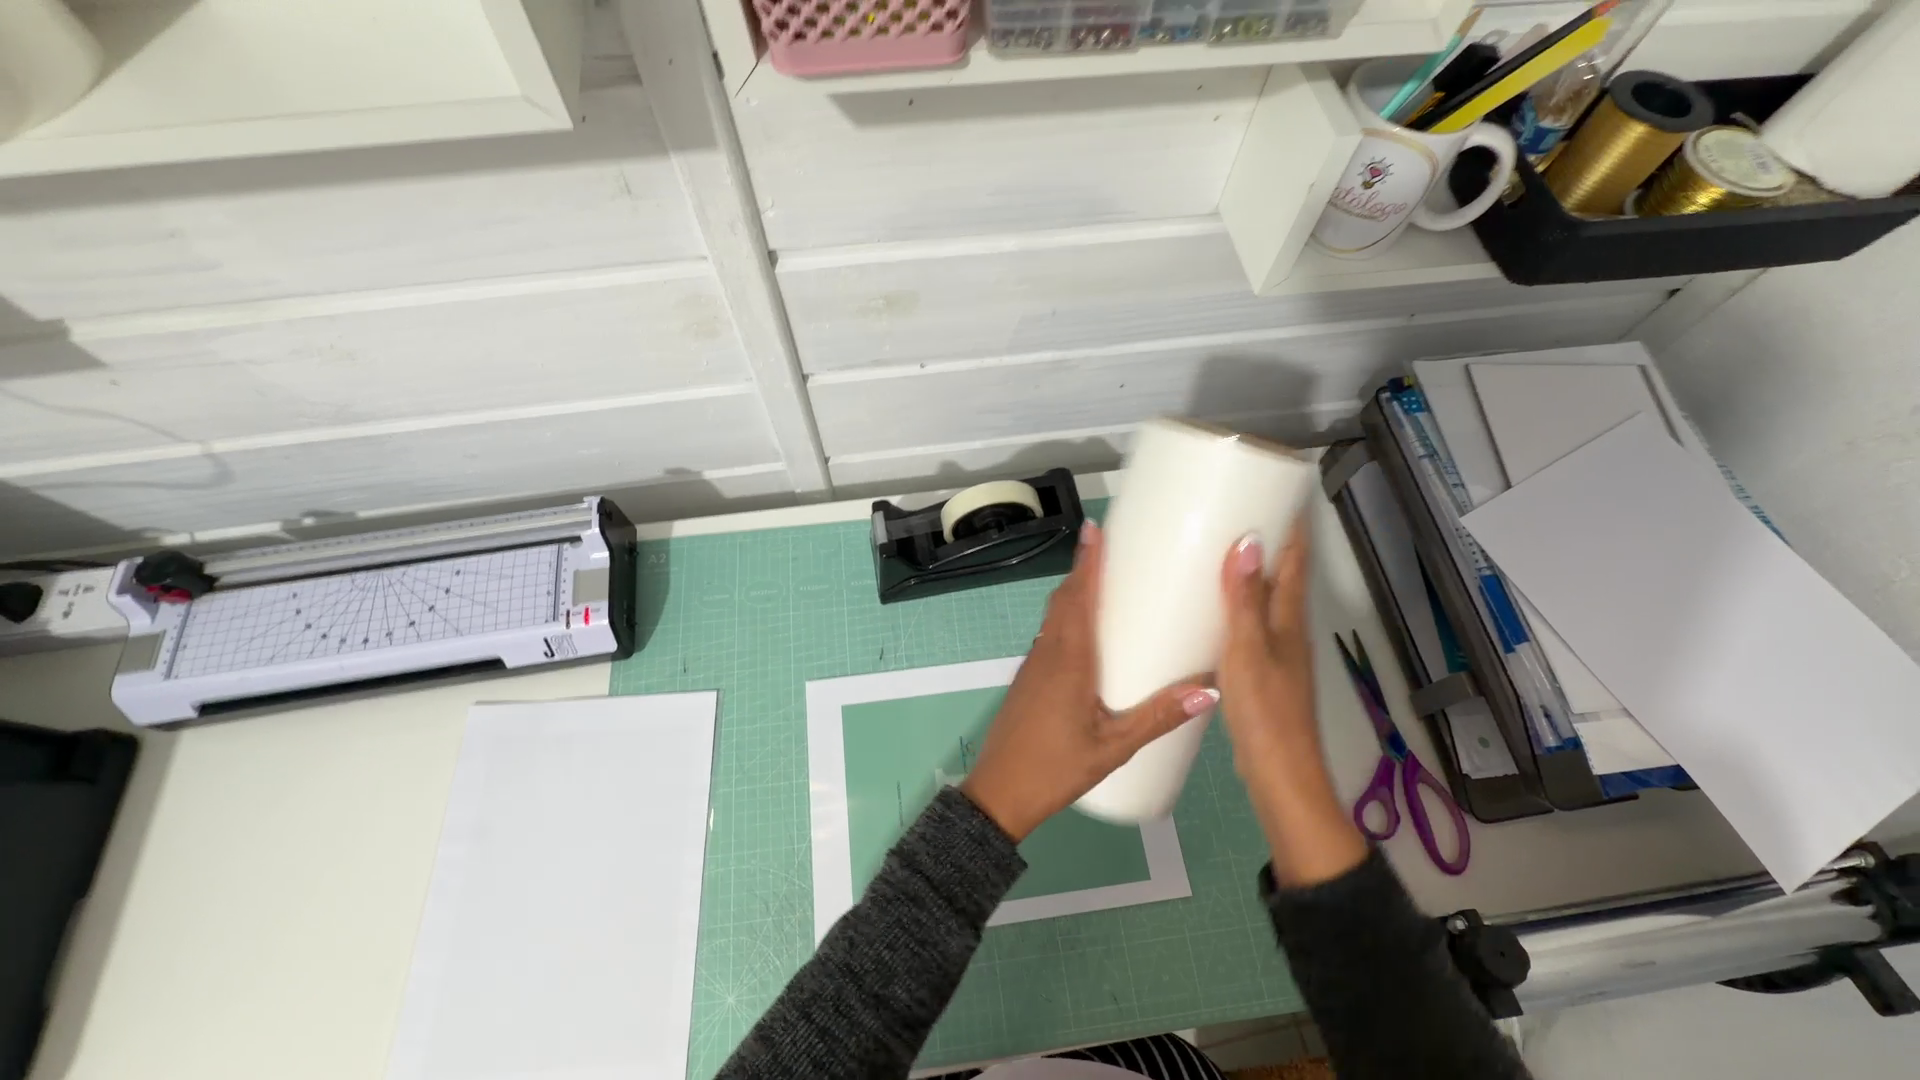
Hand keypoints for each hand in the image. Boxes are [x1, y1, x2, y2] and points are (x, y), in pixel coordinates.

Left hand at [962, 522, 1219, 841]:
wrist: (999, 793)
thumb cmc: (1054, 768)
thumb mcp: (1114, 747)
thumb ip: (1158, 718)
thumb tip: (1209, 690)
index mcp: (1068, 659)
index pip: (1077, 597)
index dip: (1086, 561)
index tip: (1094, 528)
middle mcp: (1047, 652)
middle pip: (1064, 599)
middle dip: (1084, 570)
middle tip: (1113, 549)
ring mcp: (1033, 666)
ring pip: (1054, 617)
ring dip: (1074, 593)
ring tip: (1106, 582)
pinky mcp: (1028, 680)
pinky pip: (1050, 636)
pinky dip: (1068, 619)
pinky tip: (1087, 633)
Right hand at [1218, 518, 1367, 885]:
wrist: (1279, 774)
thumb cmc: (1265, 711)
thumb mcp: (1248, 650)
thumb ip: (1245, 601)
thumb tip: (1247, 540)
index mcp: (1288, 620)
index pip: (1294, 561)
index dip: (1290, 526)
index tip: (1278, 490)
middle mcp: (1288, 632)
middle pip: (1280, 578)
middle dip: (1264, 544)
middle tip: (1231, 514)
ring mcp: (1277, 655)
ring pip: (1264, 603)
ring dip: (1247, 577)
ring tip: (1214, 555)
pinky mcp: (1261, 675)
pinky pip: (1248, 628)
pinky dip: (1234, 609)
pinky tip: (1210, 615)